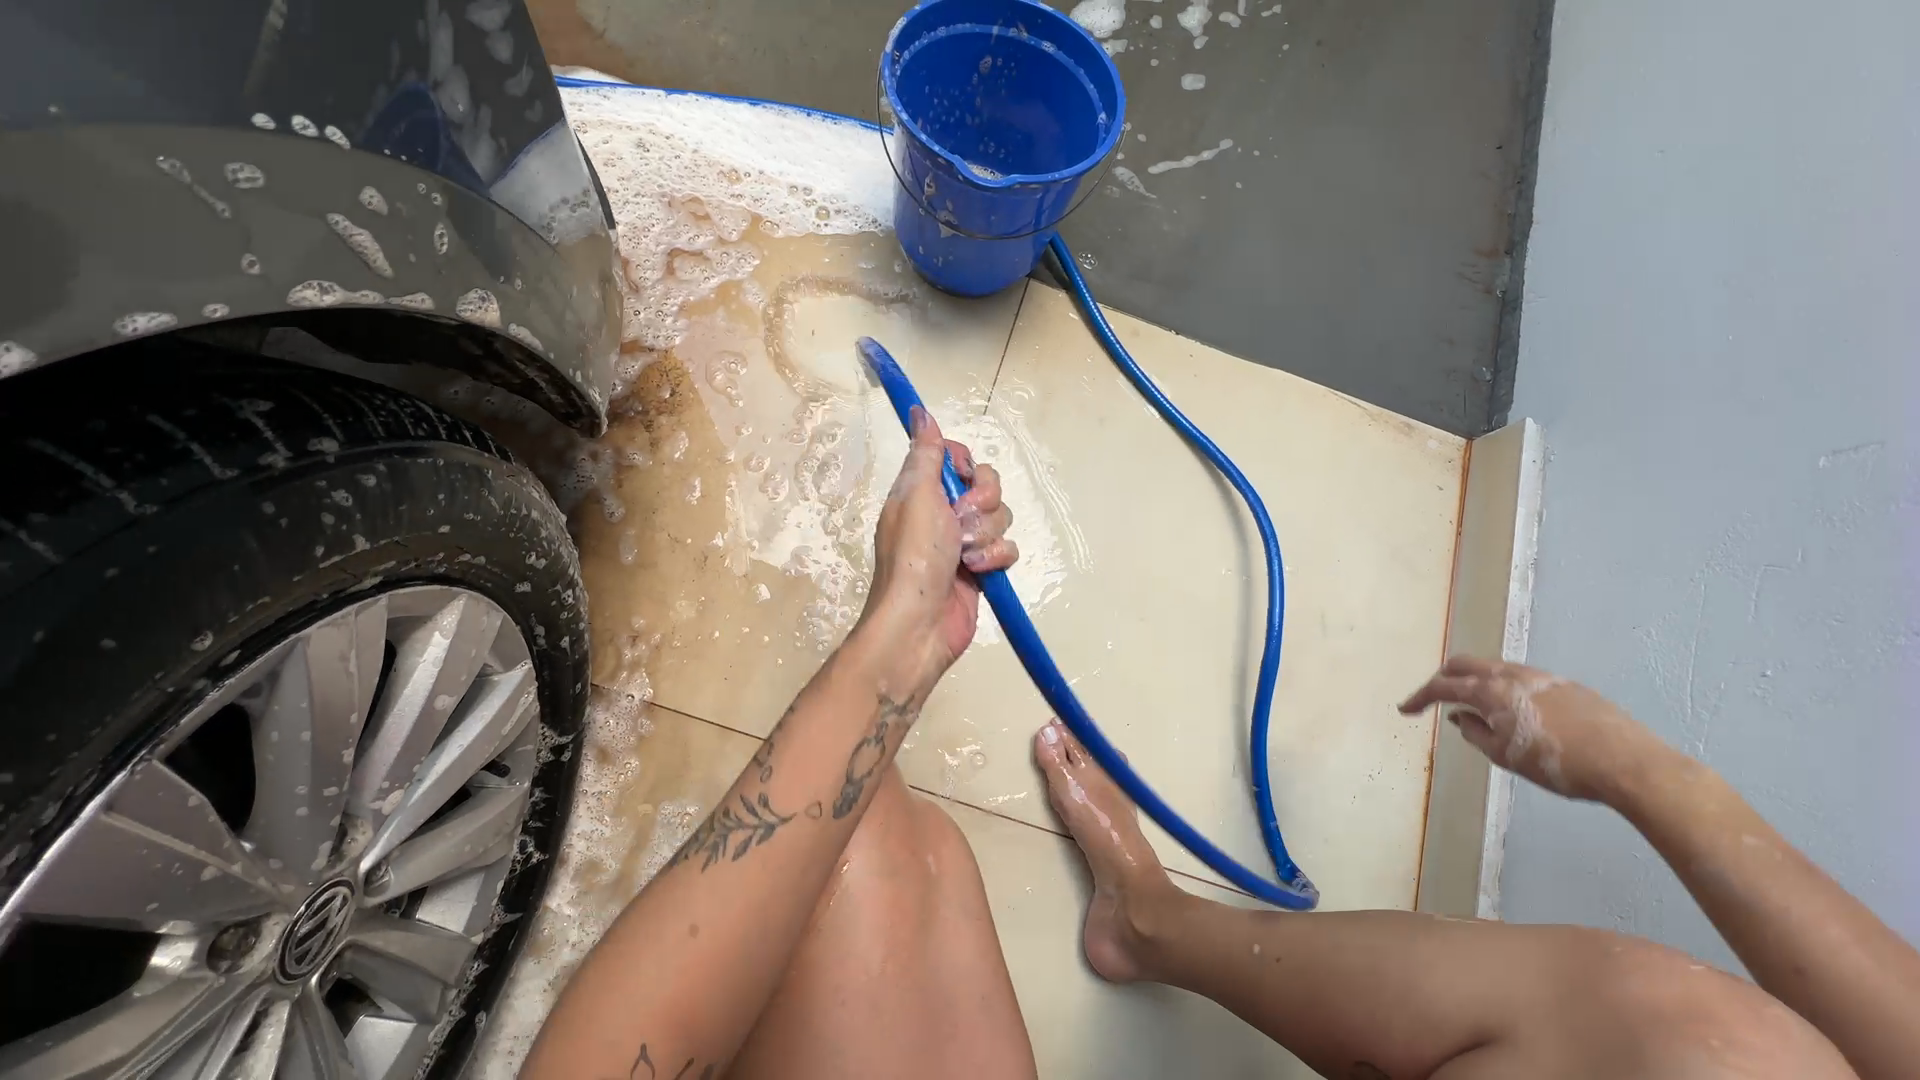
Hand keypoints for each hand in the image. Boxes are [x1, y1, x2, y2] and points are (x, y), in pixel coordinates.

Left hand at [856, 406, 1016, 699]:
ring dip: (985, 535)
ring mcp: (964, 543)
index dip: (965, 465)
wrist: (920, 623)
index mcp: (921, 491)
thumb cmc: (914, 556)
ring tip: (964, 555)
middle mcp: (942, 513)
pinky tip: (978, 572)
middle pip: (986, 486)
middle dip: (981, 502)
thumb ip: (925, 453)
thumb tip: (919, 411)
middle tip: (960, 520)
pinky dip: (995, 558)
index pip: (956, 458)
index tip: (959, 478)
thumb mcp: (916, 495)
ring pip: (1000, 518)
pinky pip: (1007, 548)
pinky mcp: (982, 569)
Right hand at [1398, 657, 1668, 801]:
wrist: (1629, 764)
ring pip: (1494, 668)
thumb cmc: (1558, 764)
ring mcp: (1542, 677)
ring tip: (1474, 705)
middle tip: (1434, 698)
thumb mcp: (1505, 756)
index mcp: (1491, 691)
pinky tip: (1513, 711)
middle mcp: (1512, 675)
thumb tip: (1461, 717)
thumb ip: (1476, 733)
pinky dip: (1502, 687)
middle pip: (1464, 665)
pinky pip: (1520, 678)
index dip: (1419, 697)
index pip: (1442, 686)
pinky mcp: (1567, 686)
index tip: (1405, 709)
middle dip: (1443, 678)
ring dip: (1475, 681)